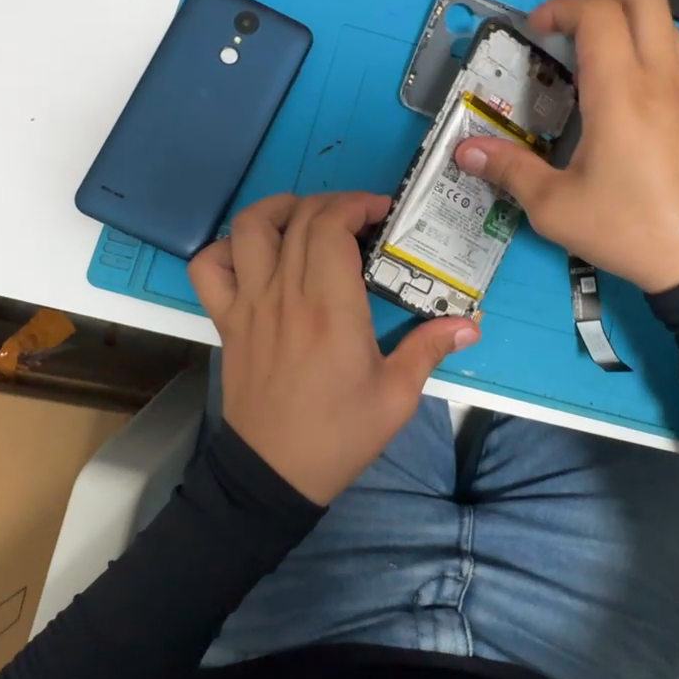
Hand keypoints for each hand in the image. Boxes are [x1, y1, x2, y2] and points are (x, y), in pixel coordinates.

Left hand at [188, 192, 478, 503]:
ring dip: (279, 210)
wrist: (275, 475)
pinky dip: (226, 248)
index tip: (382, 214)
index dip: (357, 205)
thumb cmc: (339, 434)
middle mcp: (284, 294)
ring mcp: (248, 304)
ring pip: (249, 228)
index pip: (330, 226)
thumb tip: (470, 324)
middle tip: (360, 220)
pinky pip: (208, 267)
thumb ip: (429, 349)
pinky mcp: (226, 321)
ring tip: (307, 220)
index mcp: (329, 307)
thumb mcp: (396, 397)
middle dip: (333, 203)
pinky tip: (255, 257)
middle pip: (299, 218)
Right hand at [454, 0, 678, 292]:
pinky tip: (627, 88)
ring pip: (664, 22)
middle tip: (567, 26)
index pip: (597, 14)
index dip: (561, 8)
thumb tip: (466, 151)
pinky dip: (648, 46)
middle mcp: (659, 77)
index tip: (536, 30)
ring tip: (594, 53)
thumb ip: (509, 170)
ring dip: (627, 19)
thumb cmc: (627, 229)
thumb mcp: (555, 208)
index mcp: (620, 92)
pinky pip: (677, 53)